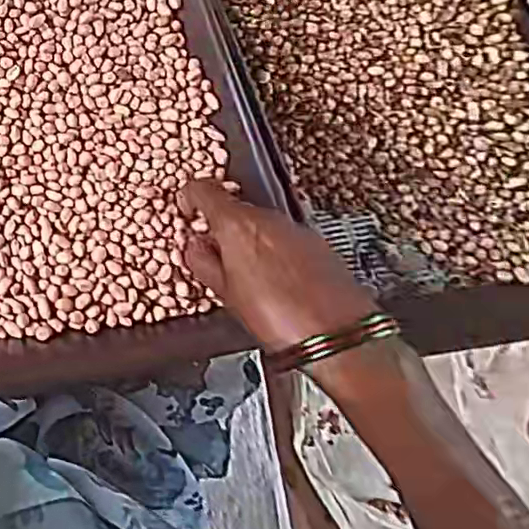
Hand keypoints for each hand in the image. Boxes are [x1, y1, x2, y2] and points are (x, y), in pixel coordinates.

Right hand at [177, 180, 376, 352]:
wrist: (340, 338)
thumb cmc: (281, 317)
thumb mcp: (224, 292)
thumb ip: (201, 261)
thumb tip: (195, 247)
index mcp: (235, 224)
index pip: (202, 190)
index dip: (188, 198)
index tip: (187, 212)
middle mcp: (267, 218)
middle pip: (232, 208)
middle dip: (220, 227)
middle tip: (214, 254)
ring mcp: (295, 230)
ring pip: (260, 224)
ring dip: (248, 240)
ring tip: (247, 275)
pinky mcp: (318, 244)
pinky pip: (284, 238)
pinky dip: (273, 250)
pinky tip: (275, 280)